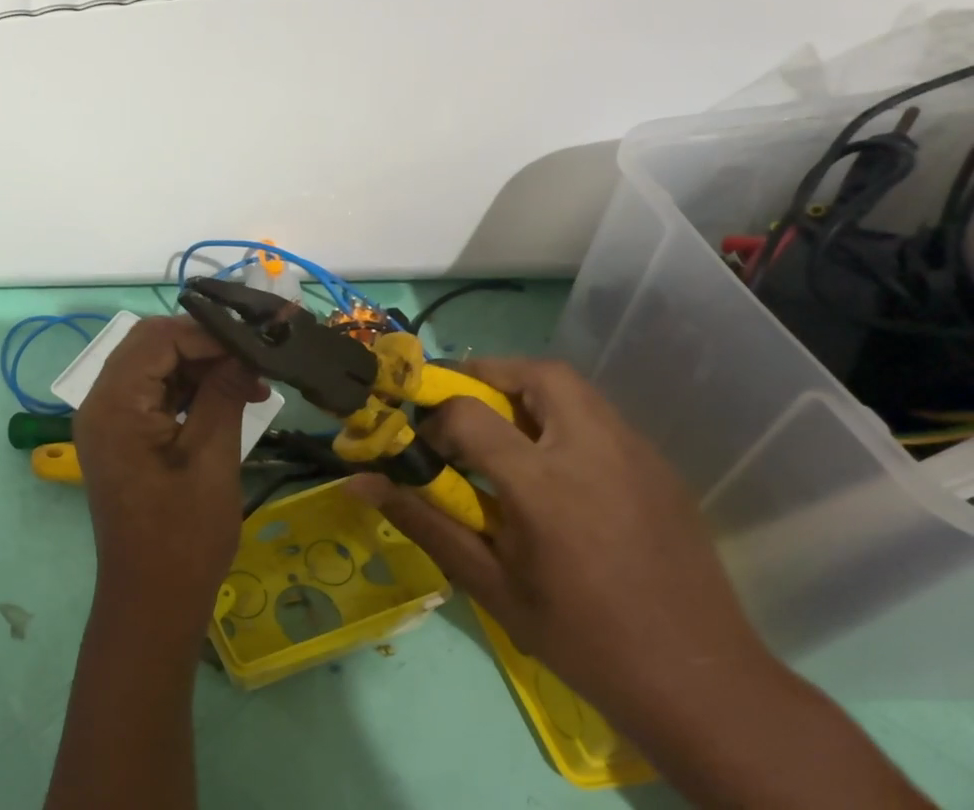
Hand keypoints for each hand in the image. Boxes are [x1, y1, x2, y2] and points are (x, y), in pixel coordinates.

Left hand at [72, 316, 267, 636]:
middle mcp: (100, 403)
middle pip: (149, 345)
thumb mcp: (211, 459)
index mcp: (114, 404)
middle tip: (256, 359)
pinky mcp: (120, 437)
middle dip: (205, 345)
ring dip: (200, 367)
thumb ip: (223, 395)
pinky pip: (151, 395)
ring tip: (253, 382)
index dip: (209, 333)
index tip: (258, 340)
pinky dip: (189, 391)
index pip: (157, 338)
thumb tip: (245, 352)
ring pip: (152, 367)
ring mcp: (107, 421)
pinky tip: (231, 399)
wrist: (151, 600)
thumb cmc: (183, 536)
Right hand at [346, 358, 766, 717]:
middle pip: (538, 373)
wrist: (696, 679)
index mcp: (544, 485)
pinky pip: (602, 419)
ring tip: (500, 434)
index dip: (435, 420)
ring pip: (576, 389)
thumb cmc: (579, 636)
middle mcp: (595, 453)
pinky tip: (551, 469)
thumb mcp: (488, 581)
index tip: (424, 449)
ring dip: (527, 392)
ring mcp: (637, 456)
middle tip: (459, 404)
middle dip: (489, 374)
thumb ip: (423, 520)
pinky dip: (563, 418)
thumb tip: (356, 482)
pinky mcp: (662, 470)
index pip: (471, 413)